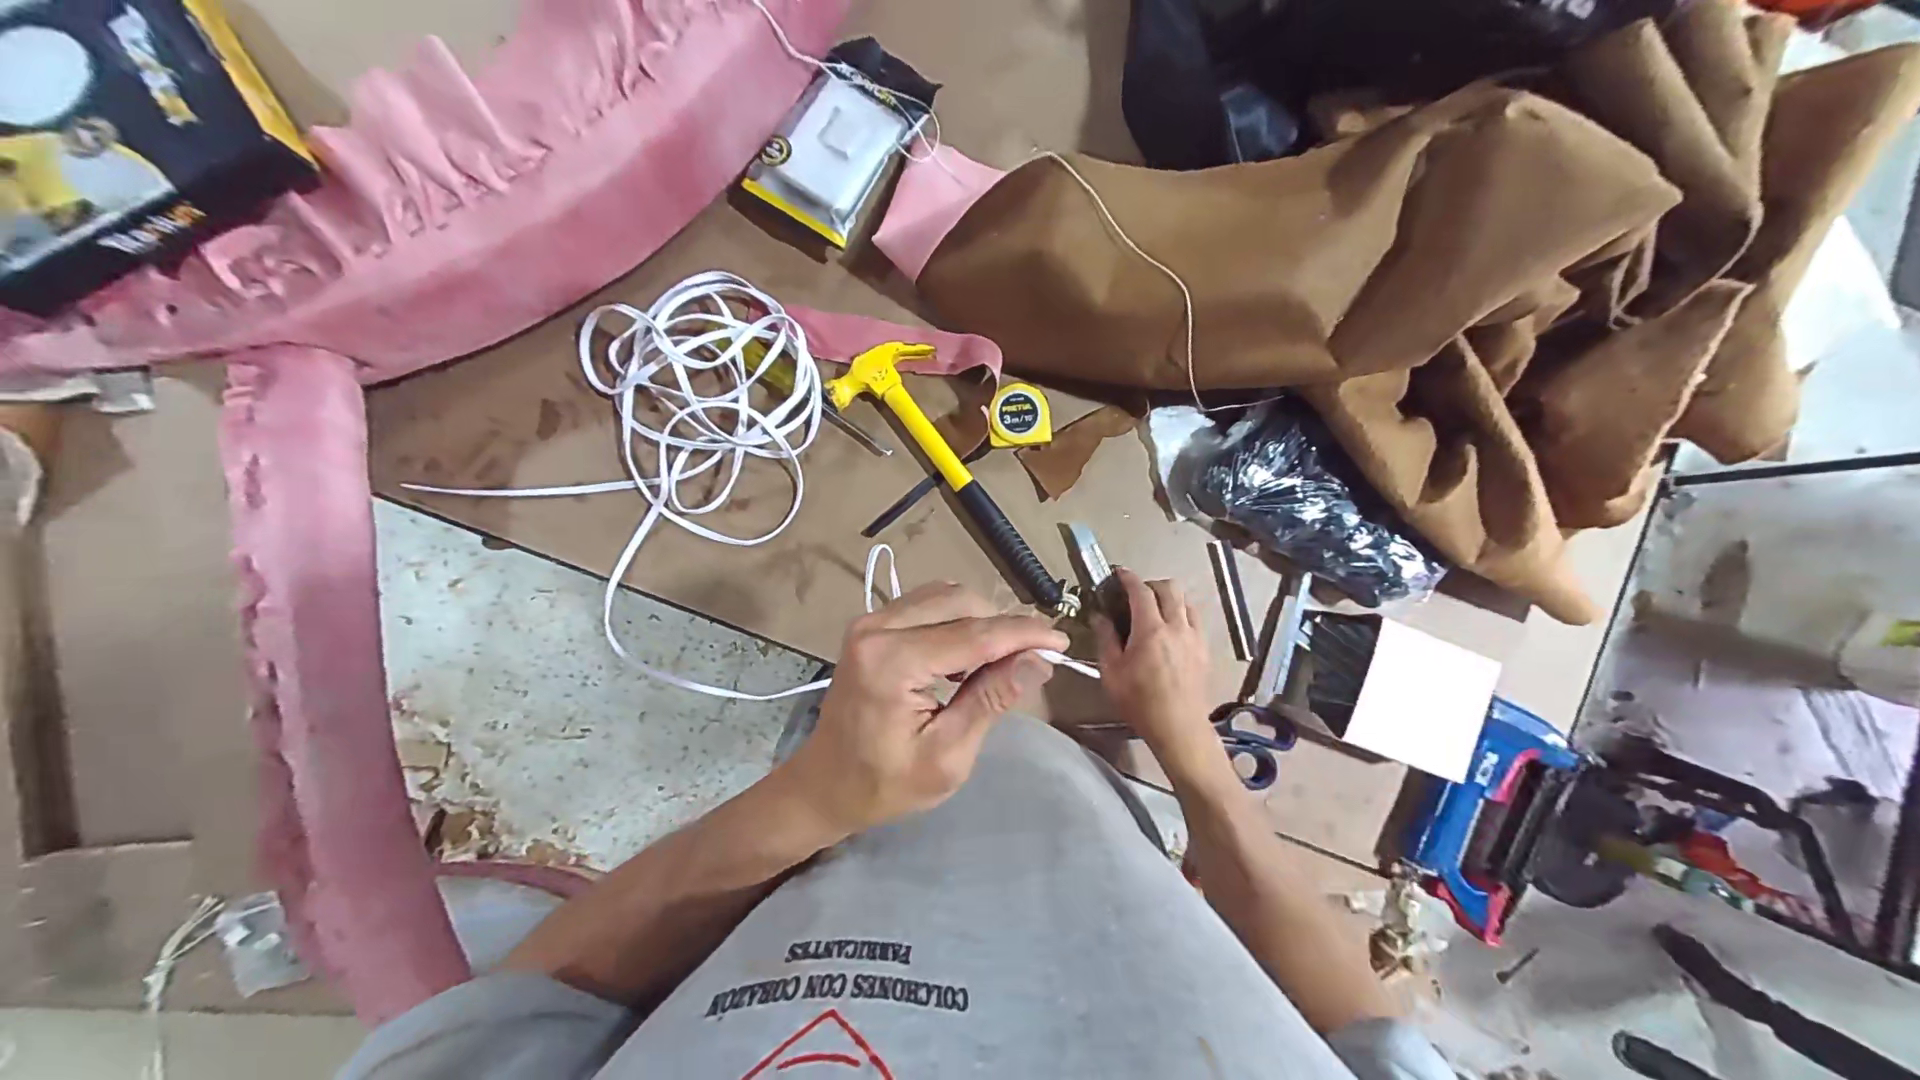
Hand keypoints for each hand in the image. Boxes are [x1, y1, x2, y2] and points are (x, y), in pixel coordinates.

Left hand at [778, 582, 1067, 836]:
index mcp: (892, 662)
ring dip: (981, 620)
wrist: (825, 784)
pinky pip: (927, 604)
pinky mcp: (871, 624)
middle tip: (1033, 657)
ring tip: (1002, 659)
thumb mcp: (947, 755)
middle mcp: (877, 627)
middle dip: (1004, 625)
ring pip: (946, 596)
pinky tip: (967, 654)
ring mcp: (870, 621)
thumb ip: (991, 700)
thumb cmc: (884, 784)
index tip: (1061, 640)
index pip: (975, 634)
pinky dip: (957, 620)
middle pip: (961, 603)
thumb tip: (1038, 660)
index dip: (1024, 634)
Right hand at [1093, 569, 1219, 775]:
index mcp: (1151, 630)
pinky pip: (1196, 620)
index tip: (1120, 574)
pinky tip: (1172, 630)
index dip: (1129, 578)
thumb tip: (1100, 617)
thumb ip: (1105, 639)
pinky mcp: (1205, 650)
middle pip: (1170, 588)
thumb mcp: (1111, 672)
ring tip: (1156, 611)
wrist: (1178, 728)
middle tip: (1136, 594)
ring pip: (1187, 601)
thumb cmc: (1140, 702)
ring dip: (1170, 598)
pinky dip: (1183, 615)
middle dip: (1151, 584)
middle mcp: (1177, 627)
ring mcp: (1195, 637)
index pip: (1141, 591)